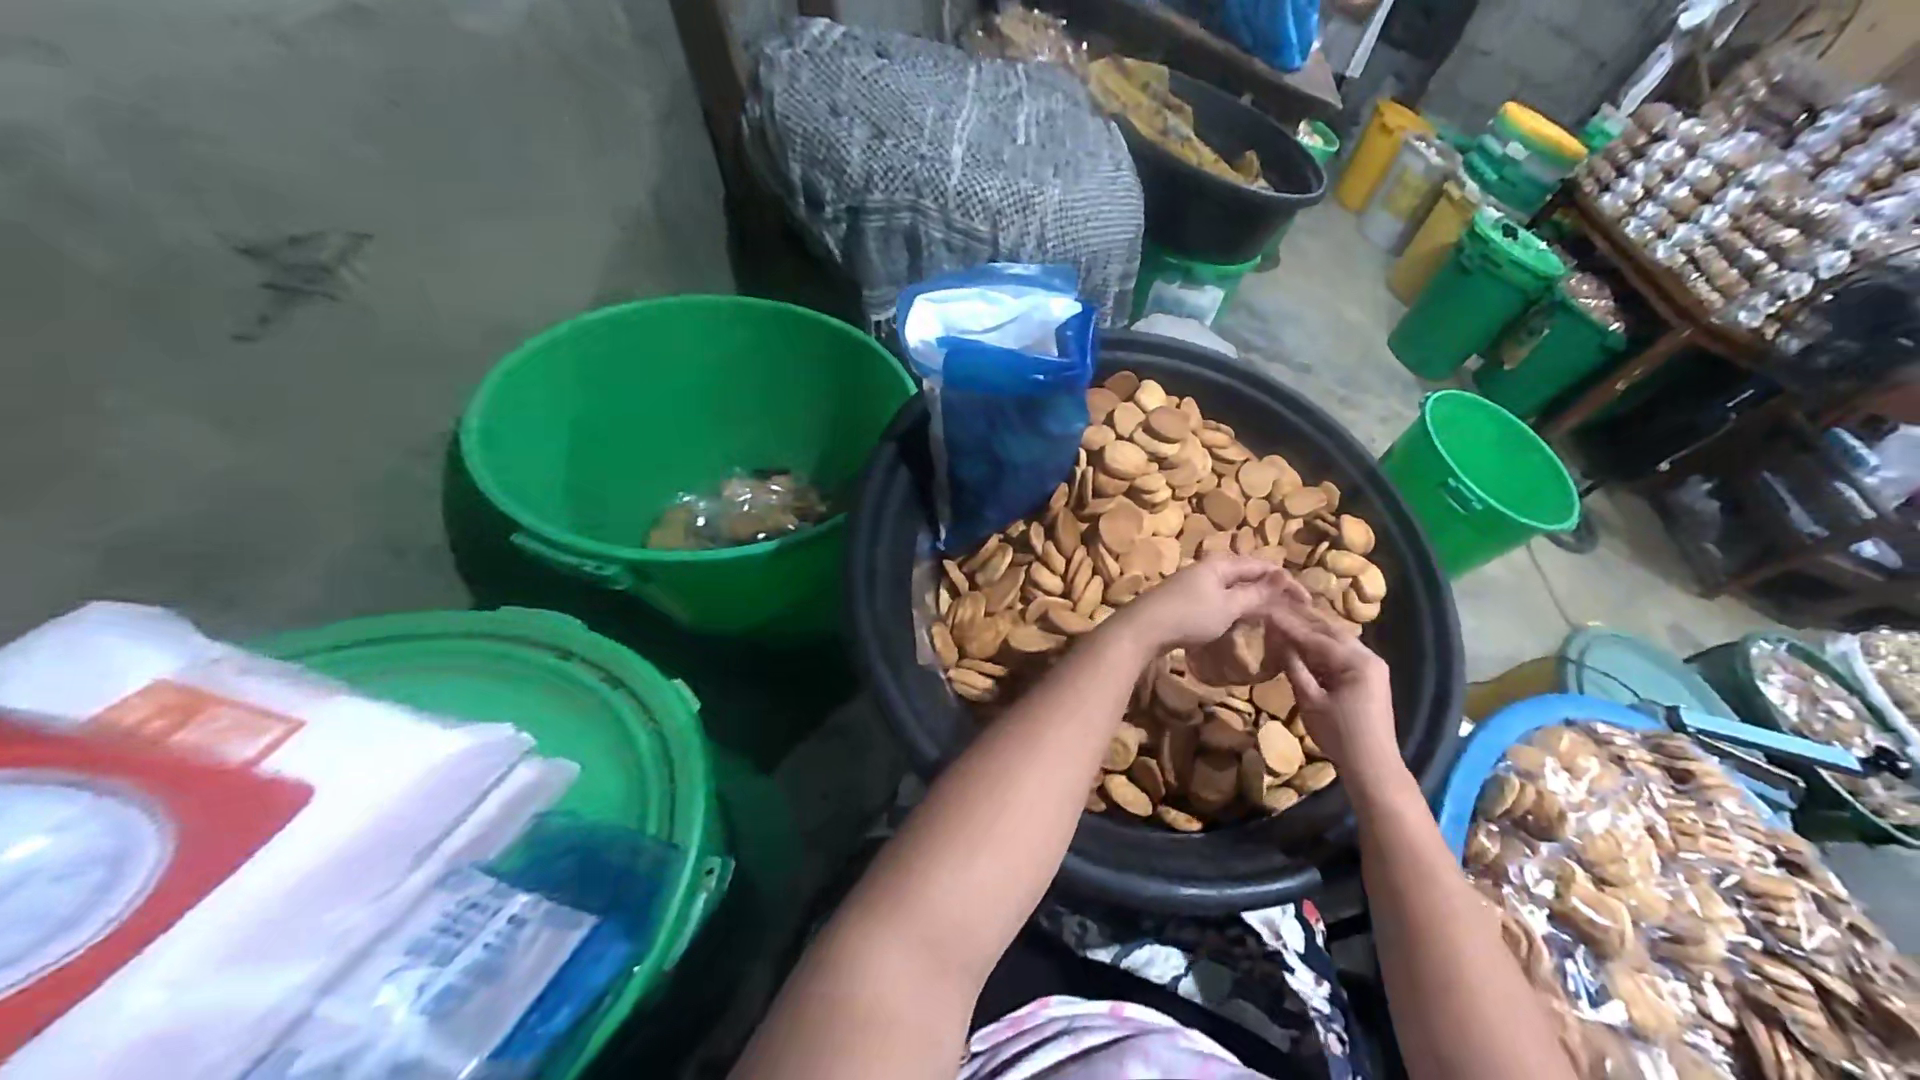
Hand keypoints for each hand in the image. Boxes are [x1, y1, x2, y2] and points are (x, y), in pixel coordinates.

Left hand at [1107, 556, 1283, 654]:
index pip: (1261, 566)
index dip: (1286, 582)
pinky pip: (1217, 599)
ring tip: (1270, 615)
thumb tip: (1282, 578)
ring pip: (1231, 587)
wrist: (1142, 629)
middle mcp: (1207, 568)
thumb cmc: (1189, 616)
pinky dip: (1234, 607)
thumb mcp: (1228, 606)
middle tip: (1292, 609)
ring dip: (1252, 599)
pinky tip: (1238, 621)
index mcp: (1220, 564)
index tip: (1307, 602)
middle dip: (1270, 589)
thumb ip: (1255, 593)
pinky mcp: (1184, 600)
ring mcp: (1193, 584)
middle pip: (1246, 574)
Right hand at [1263, 588, 1398, 776]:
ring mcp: (1372, 665)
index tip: (1266, 612)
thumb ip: (1294, 667)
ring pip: (1337, 640)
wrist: (1373, 764)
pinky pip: (1343, 652)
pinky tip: (1305, 643)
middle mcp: (1369, 656)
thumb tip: (1278, 640)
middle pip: (1330, 631)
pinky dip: (1322, 646)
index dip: (1288, 625)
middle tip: (1276, 607)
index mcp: (1356, 661)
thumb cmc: (1339, 734)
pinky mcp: (1370, 675)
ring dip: (1312, 631)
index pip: (1314, 637)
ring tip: (1287, 620)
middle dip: (1302, 620)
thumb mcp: (1310, 700)